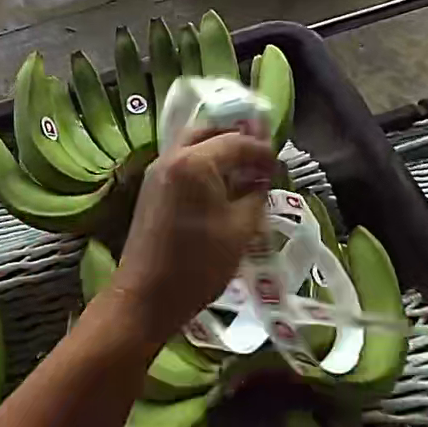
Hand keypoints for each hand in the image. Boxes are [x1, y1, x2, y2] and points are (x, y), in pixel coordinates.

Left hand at [106, 130, 274, 349]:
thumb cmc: (199, 263)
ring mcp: (156, 171)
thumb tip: (262, 176)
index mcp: (194, 162)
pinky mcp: (151, 188)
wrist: (148, 293)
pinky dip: (202, 164)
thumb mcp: (241, 228)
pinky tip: (220, 185)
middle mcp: (171, 157)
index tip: (279, 164)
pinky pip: (181, 163)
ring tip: (243, 170)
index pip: (236, 142)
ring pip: (191, 146)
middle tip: (259, 157)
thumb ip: (255, 193)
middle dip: (235, 140)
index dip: (262, 150)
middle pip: (208, 132)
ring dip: (217, 150)